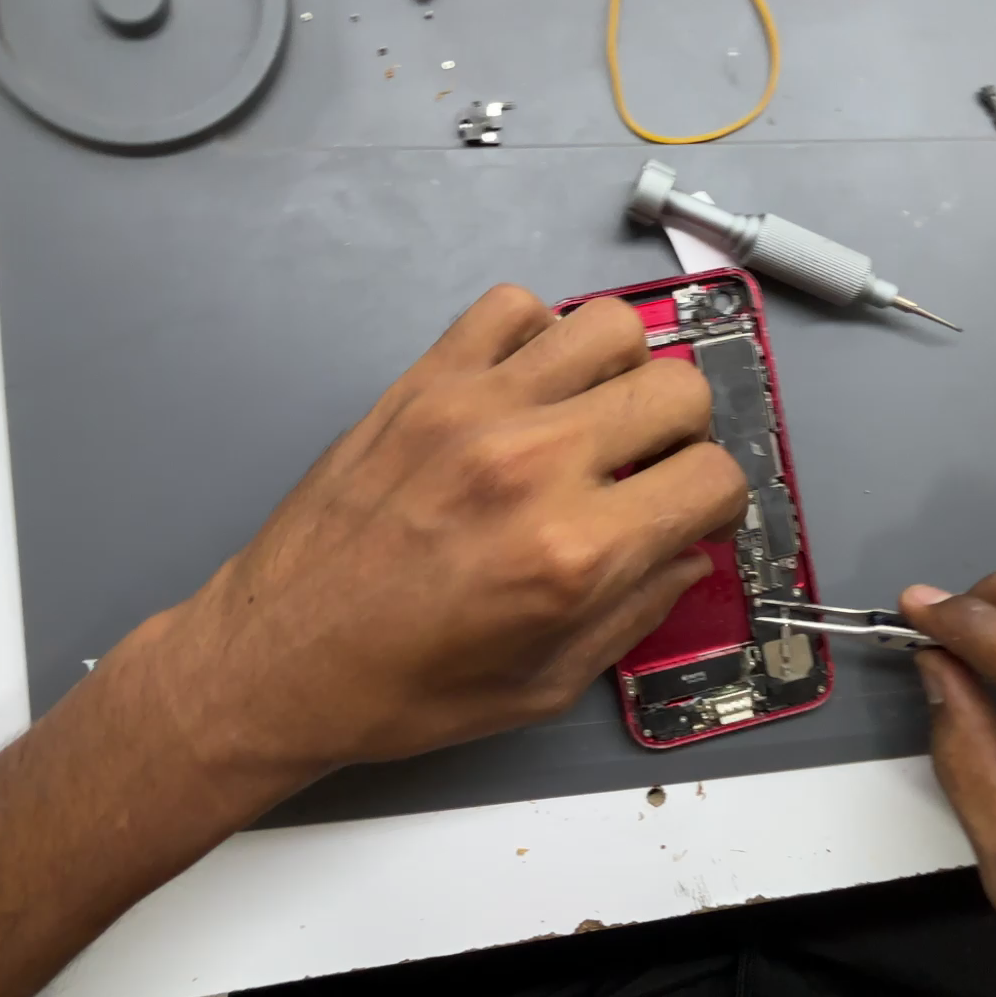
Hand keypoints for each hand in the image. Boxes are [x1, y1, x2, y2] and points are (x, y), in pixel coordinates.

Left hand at [109, 285, 745, 786]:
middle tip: (646, 468)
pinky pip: (511, 306)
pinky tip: (523, 388)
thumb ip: (639, 611)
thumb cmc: (411, 690)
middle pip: (679, 387)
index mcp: (575, 552)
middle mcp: (535, 462)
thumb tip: (691, 546)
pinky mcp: (421, 380)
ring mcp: (474, 407)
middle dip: (685, 433)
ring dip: (623, 373)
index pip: (712, 478)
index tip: (690, 515)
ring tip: (589, 419)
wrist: (277, 658)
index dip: (718, 501)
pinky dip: (537, 336)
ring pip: (609, 327)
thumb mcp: (547, 685)